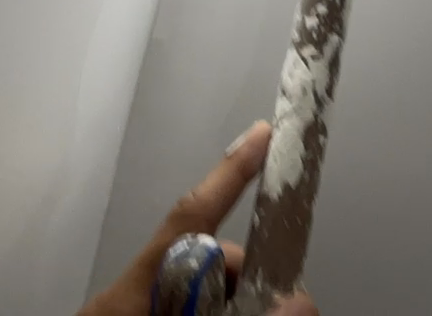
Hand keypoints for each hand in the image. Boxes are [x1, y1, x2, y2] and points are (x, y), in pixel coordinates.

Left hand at [76, 120, 318, 315]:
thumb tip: (303, 301)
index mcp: (131, 296)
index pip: (188, 217)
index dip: (228, 173)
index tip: (262, 134)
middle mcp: (130, 300)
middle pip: (205, 268)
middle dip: (251, 285)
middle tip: (287, 308)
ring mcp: (128, 311)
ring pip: (199, 298)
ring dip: (232, 305)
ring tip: (265, 309)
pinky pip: (183, 309)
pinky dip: (209, 313)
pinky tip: (228, 315)